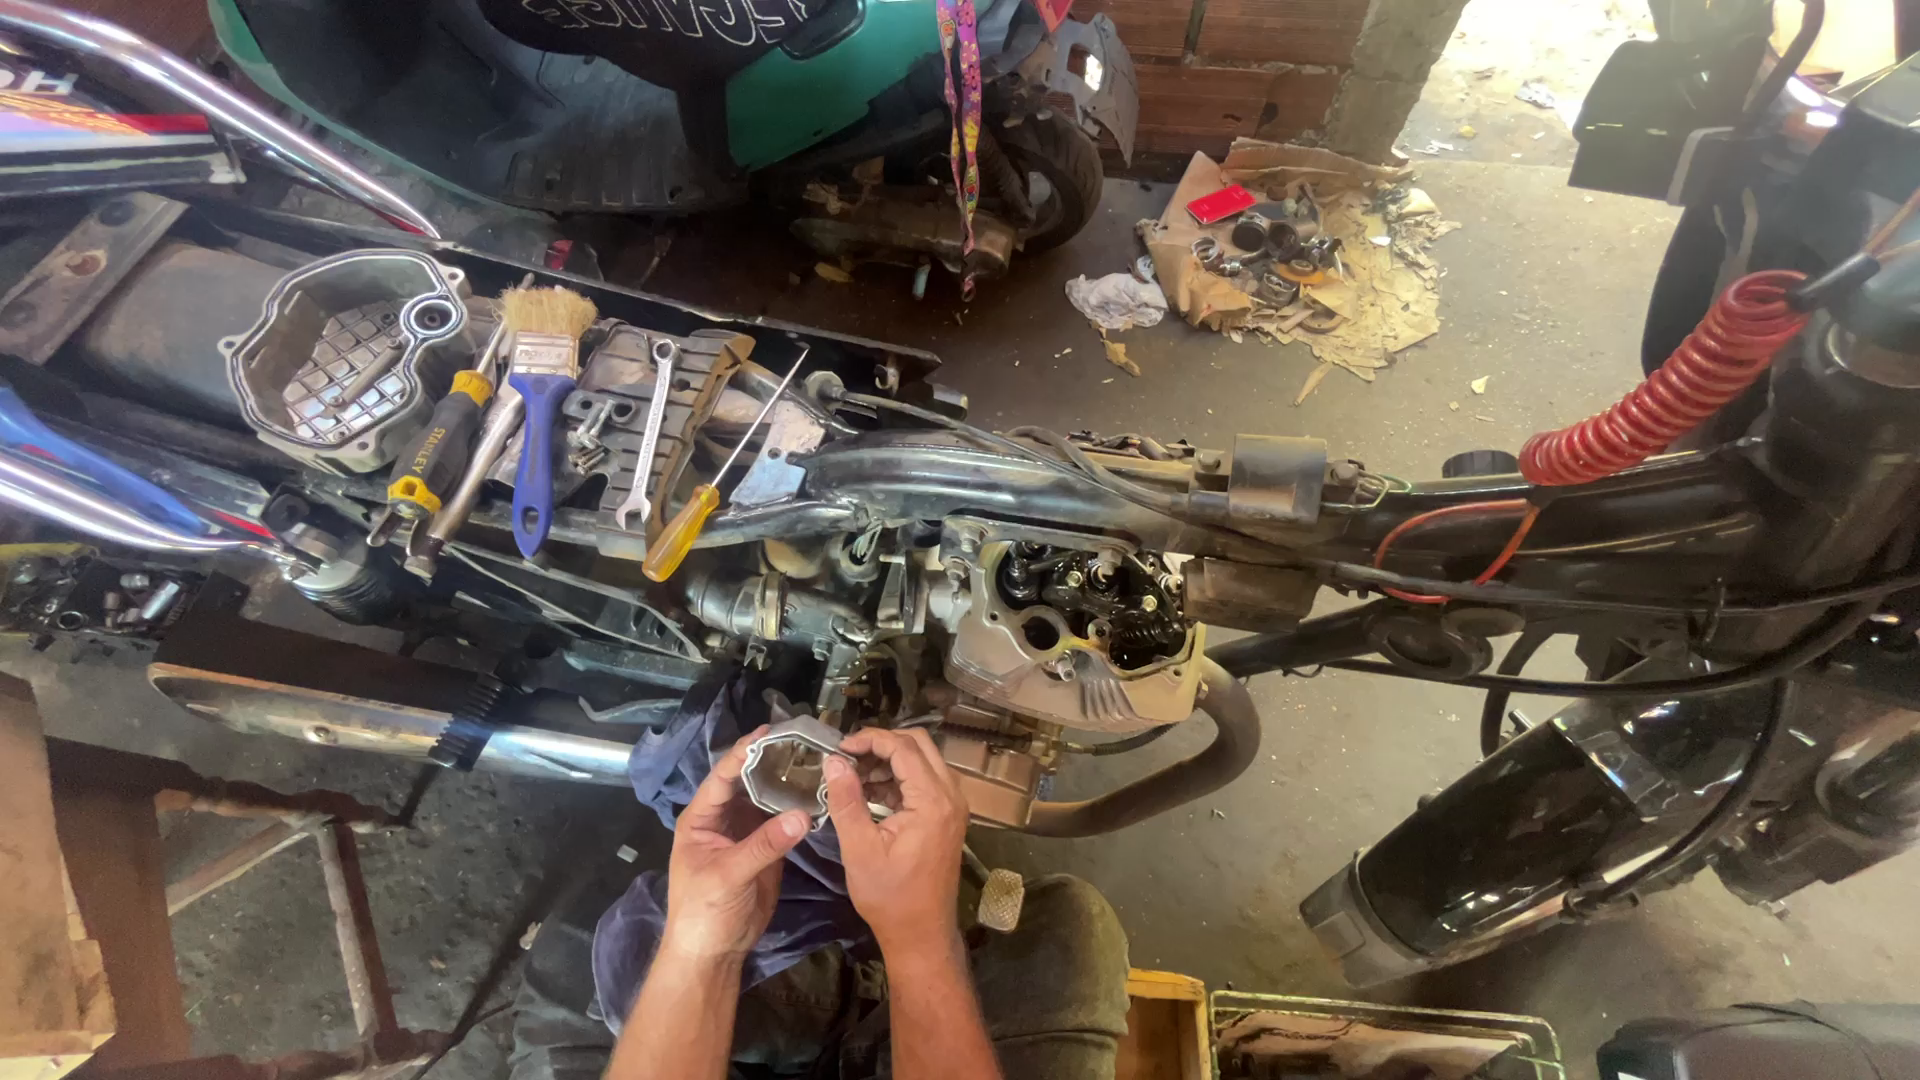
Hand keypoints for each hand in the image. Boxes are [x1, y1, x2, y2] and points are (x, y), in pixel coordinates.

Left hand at [662, 726, 811, 961]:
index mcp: (701, 818)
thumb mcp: (728, 876)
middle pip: (748, 780)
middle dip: (771, 760)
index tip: (769, 731)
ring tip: (815, 758)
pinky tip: (817, 792)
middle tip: (802, 739)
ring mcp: (746, 831)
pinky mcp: (766, 846)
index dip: (743, 752)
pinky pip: (782, 818)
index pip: (723, 776)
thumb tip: (803, 815)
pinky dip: (798, 806)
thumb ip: (764, 845)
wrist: (714, 954)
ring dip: (787, 780)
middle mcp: (724, 817)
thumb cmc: (703, 912)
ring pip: (767, 796)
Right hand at [823, 728, 969, 952]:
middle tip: (848, 757)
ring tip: (853, 775)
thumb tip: (833, 761)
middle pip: (918, 745)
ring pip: (923, 760)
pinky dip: (898, 777)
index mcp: (933, 801)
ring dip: (889, 760)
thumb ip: (846, 801)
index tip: (840, 747)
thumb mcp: (860, 849)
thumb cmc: (890, 897)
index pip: (904, 748)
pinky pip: (924, 779)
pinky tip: (870, 791)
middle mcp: (951, 795)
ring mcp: (953, 804)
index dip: (870, 740)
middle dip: (881, 744)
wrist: (921, 934)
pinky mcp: (947, 814)